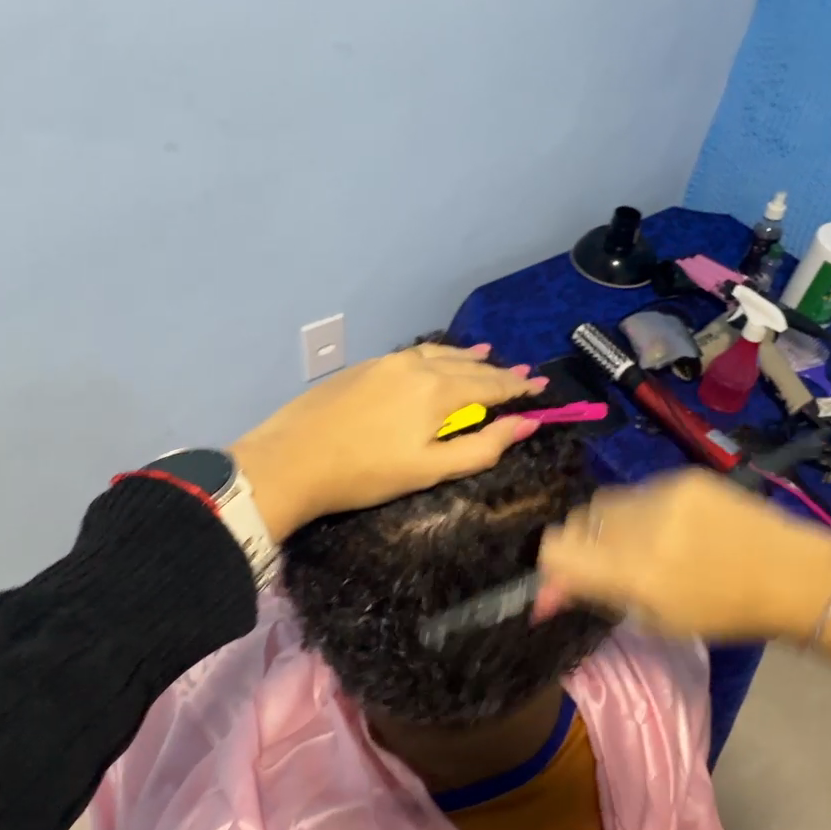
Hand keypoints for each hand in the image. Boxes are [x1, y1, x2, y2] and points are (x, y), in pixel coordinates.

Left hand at [231, 342, 546, 539]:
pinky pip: (412, 355)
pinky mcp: (362, 368)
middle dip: (498, 372)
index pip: (491, 385)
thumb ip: (480, 447)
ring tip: (486, 357)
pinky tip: (434, 360)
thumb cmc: (364, 474)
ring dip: (467, 358)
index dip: (518, 388)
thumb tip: (524, 425)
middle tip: (522, 376)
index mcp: (437, 390)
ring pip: (438, 354)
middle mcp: (415, 366)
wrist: (289, 461)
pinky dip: (436, 357)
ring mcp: (385, 363)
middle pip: (467, 366)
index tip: (541, 388)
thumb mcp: (428, 469)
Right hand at [536, 468, 830, 639]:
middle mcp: (642, 527)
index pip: (557, 550)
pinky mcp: (684, 477)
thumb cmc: (725, 611)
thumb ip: (600, 596)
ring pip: (607, 503)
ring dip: (610, 525)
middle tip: (605, 565)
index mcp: (634, 573)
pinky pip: (640, 491)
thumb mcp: (658, 620)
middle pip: (577, 521)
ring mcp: (664, 495)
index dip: (553, 564)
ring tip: (643, 545)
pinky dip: (642, 511)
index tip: (565, 581)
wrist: (793, 574)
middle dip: (581, 543)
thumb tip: (549, 592)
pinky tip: (672, 528)